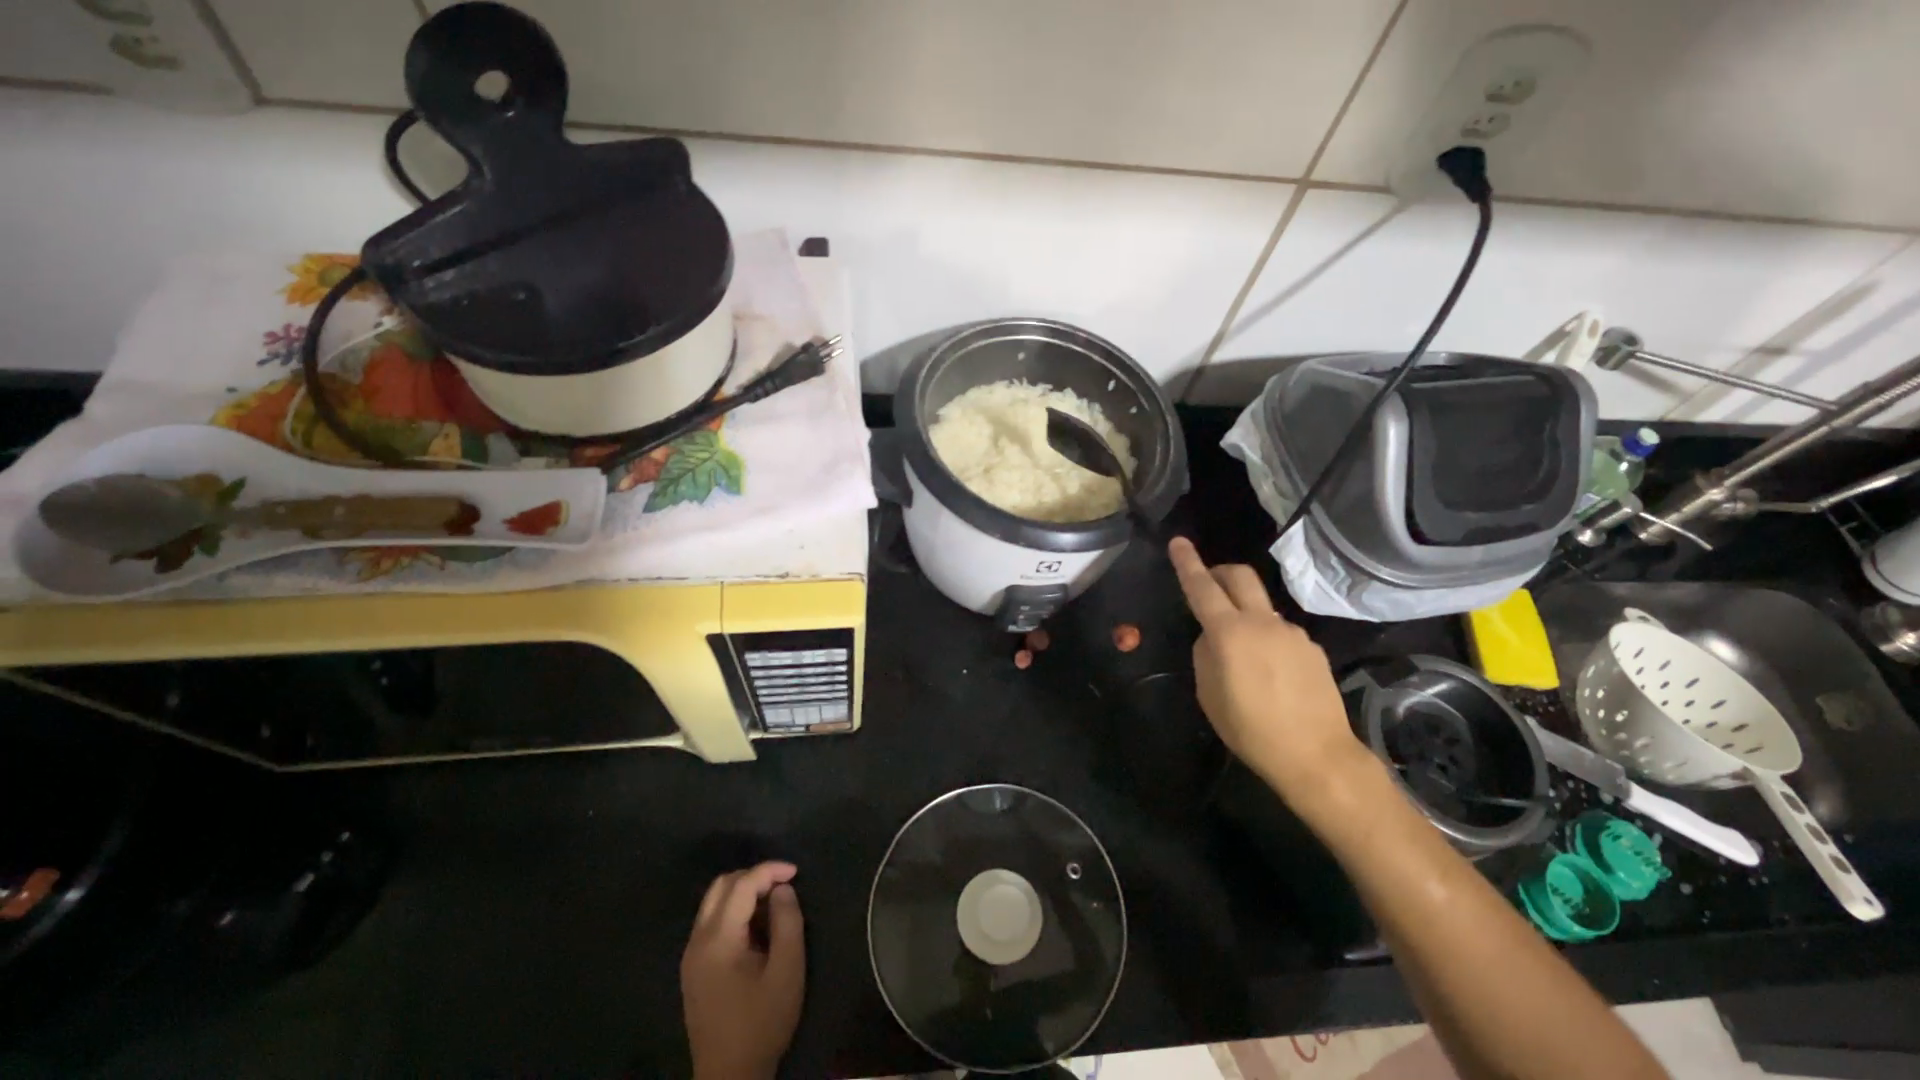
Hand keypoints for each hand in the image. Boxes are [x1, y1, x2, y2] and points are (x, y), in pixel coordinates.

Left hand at [681, 862, 805, 1079]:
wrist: (729, 1075)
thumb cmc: (762, 1023)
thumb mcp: (787, 972)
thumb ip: (787, 924)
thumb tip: (782, 889)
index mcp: (718, 940)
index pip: (740, 886)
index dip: (768, 871)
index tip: (796, 872)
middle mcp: (697, 940)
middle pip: (720, 887)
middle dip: (753, 877)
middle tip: (784, 886)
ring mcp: (691, 955)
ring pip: (713, 904)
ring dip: (742, 894)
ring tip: (774, 906)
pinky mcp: (693, 969)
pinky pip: (711, 923)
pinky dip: (733, 913)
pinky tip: (756, 930)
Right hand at [1168, 538, 1373, 804]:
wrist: (1315, 754)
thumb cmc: (1250, 729)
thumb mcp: (1209, 695)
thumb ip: (1206, 655)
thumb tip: (1213, 638)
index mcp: (1230, 633)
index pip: (1202, 588)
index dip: (1187, 563)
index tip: (1178, 542)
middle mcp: (1263, 623)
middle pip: (1240, 577)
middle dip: (1219, 572)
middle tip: (1207, 583)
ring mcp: (1293, 633)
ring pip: (1261, 608)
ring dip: (1245, 614)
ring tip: (1240, 654)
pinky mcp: (1312, 649)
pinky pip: (1281, 633)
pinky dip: (1267, 640)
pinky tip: (1270, 674)